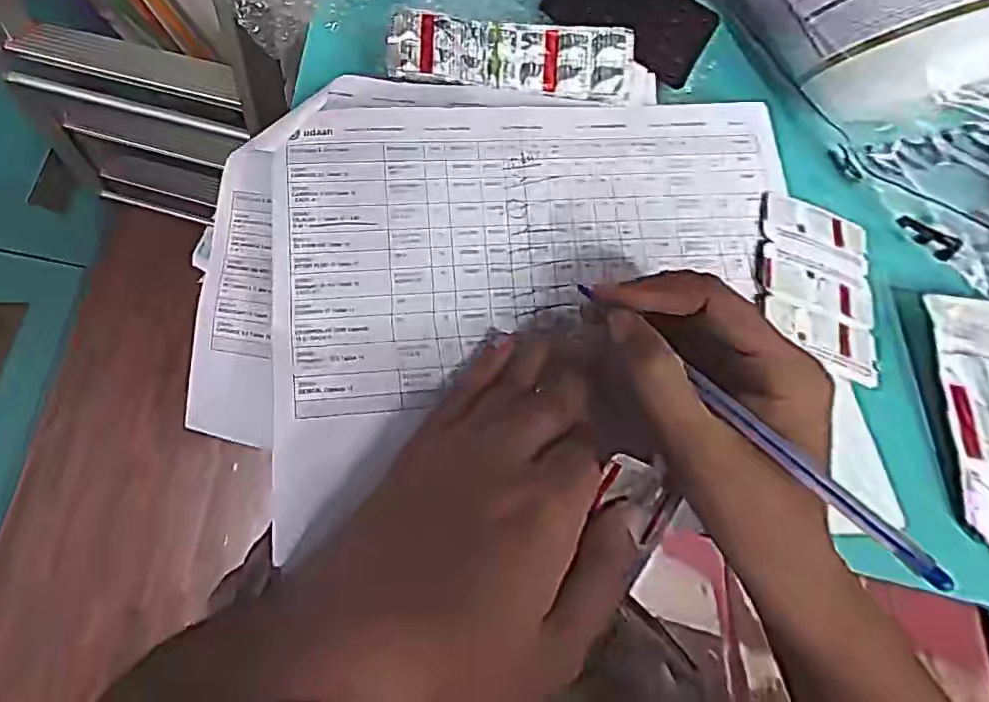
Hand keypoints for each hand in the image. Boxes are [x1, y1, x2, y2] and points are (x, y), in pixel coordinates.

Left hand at [267, 332, 640, 700]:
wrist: (356, 633)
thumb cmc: (460, 657)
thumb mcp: (554, 648)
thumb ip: (601, 575)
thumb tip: (632, 514)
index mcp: (547, 509)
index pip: (593, 447)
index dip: (615, 426)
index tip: (632, 409)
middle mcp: (505, 460)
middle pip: (555, 402)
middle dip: (584, 375)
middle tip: (606, 347)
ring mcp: (459, 445)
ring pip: (511, 384)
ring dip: (541, 356)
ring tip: (565, 331)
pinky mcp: (422, 443)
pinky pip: (462, 389)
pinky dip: (486, 364)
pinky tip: (503, 346)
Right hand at [589, 271, 834, 557]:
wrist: (783, 571)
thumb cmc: (752, 515)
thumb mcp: (698, 445)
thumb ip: (657, 377)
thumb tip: (617, 318)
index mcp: (785, 367)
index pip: (714, 301)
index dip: (654, 293)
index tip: (602, 299)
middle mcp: (774, 359)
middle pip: (702, 305)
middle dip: (645, 303)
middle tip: (593, 310)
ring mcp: (755, 373)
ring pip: (691, 324)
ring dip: (643, 320)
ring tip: (598, 324)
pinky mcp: (733, 388)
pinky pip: (687, 349)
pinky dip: (650, 344)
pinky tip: (620, 349)